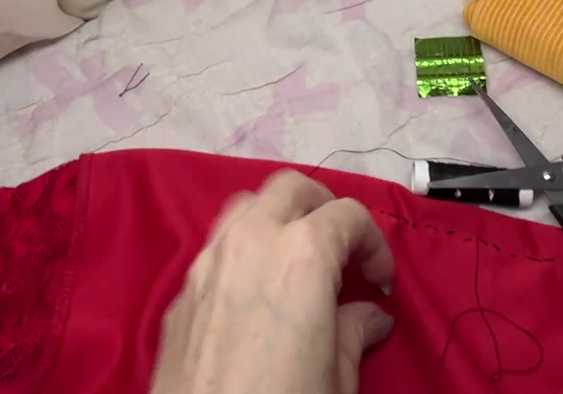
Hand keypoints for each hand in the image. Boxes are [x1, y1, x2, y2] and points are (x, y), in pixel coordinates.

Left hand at [152, 170, 396, 393]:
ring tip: (298, 257)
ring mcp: (209, 260)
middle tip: (343, 250)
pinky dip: (245, 249)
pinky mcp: (182, 291)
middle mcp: (252, 239)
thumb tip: (370, 316)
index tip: (380, 279)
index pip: (348, 216)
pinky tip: (257, 290)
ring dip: (278, 217)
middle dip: (324, 208)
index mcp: (302, 252)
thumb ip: (355, 332)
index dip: (374, 243)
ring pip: (248, 205)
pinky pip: (219, 245)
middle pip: (292, 188)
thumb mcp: (338, 380)